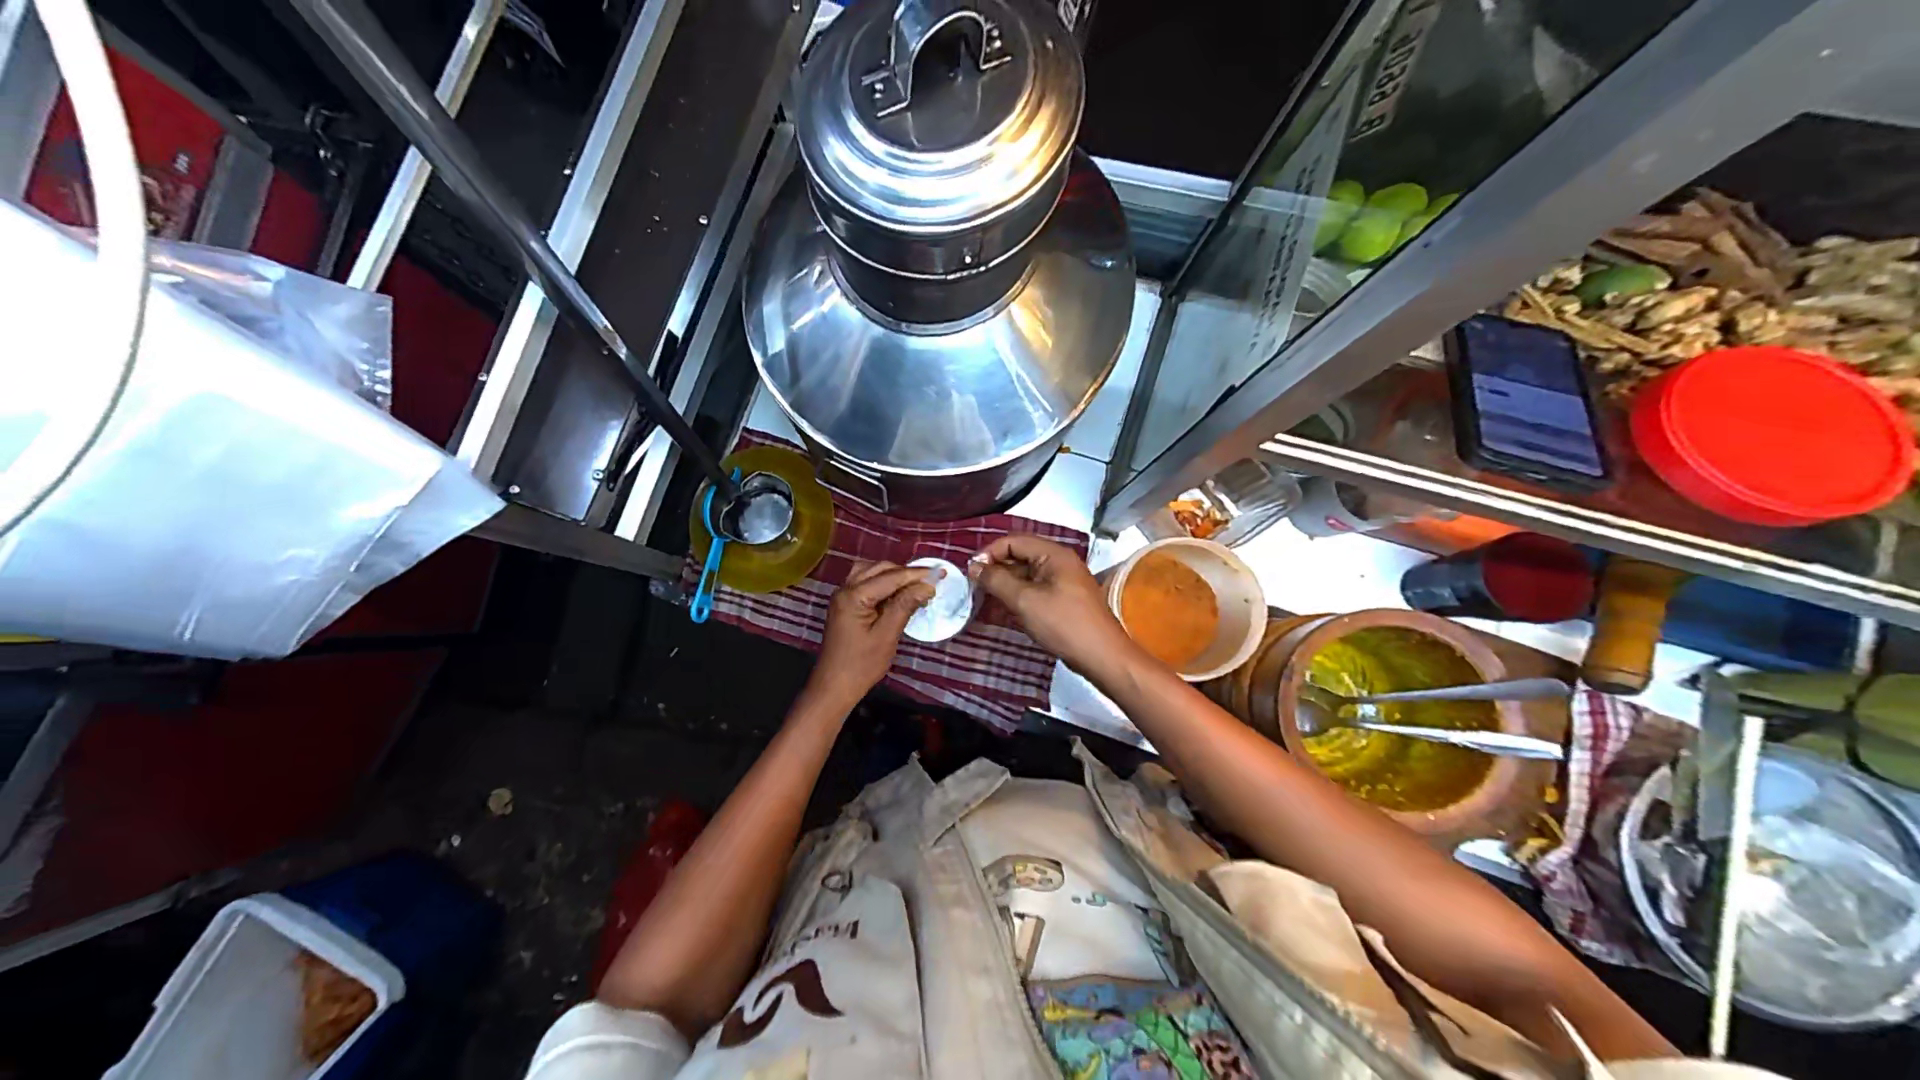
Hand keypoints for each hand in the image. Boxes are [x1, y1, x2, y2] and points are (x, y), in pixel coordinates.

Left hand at [809, 561, 936, 704]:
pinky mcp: (845, 605)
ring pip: (871, 572)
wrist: (834, 686)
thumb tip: (926, 586)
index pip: (890, 577)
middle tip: (930, 582)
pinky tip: (898, 594)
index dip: (916, 575)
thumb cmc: (861, 665)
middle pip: (879, 569)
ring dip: (894, 575)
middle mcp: (845, 589)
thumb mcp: (887, 635)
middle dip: (905, 573)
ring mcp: (842, 596)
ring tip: (915, 586)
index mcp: (854, 596)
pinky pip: (865, 583)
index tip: (940, 574)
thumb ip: (905, 606)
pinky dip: (883, 584)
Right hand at [969, 535, 1132, 672]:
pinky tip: (1006, 609)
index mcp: (1054, 554)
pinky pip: (1036, 589)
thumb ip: (997, 580)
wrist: (1101, 655)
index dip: (989, 553)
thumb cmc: (1063, 624)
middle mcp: (1060, 561)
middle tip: (975, 587)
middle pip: (1020, 555)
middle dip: (996, 568)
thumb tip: (974, 566)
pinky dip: (1019, 595)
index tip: (971, 573)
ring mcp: (1064, 580)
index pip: (1013, 541)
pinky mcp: (1064, 599)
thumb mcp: (1025, 601)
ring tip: (986, 599)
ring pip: (1026, 574)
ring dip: (1006, 584)